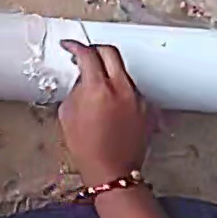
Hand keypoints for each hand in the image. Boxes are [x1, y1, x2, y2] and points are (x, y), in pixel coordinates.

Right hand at [58, 40, 152, 185]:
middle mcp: (122, 89)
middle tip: (85, 55)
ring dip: (109, 73)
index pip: (88, 54)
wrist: (111, 170)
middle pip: (110, 53)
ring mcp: (138, 98)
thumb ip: (77, 89)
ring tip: (97, 88)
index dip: (76, 47)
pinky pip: (132, 90)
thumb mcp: (68, 112)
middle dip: (95, 50)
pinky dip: (120, 91)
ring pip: (122, 72)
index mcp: (99, 88)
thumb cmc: (87, 146)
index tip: (70, 47)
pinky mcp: (148, 108)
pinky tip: (111, 105)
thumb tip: (82, 79)